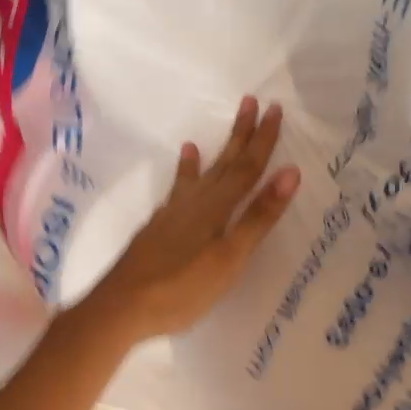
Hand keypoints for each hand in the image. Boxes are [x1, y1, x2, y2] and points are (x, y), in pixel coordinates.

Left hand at [78, 96, 300, 338]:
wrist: (121, 308)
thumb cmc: (181, 289)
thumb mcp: (228, 259)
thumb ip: (257, 219)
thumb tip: (289, 172)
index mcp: (215, 211)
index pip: (245, 169)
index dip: (262, 141)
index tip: (275, 108)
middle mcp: (190, 207)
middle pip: (219, 167)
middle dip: (237, 137)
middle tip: (249, 101)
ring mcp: (166, 221)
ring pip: (190, 183)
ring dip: (199, 162)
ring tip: (194, 143)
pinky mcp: (150, 238)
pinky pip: (169, 201)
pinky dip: (174, 191)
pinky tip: (170, 196)